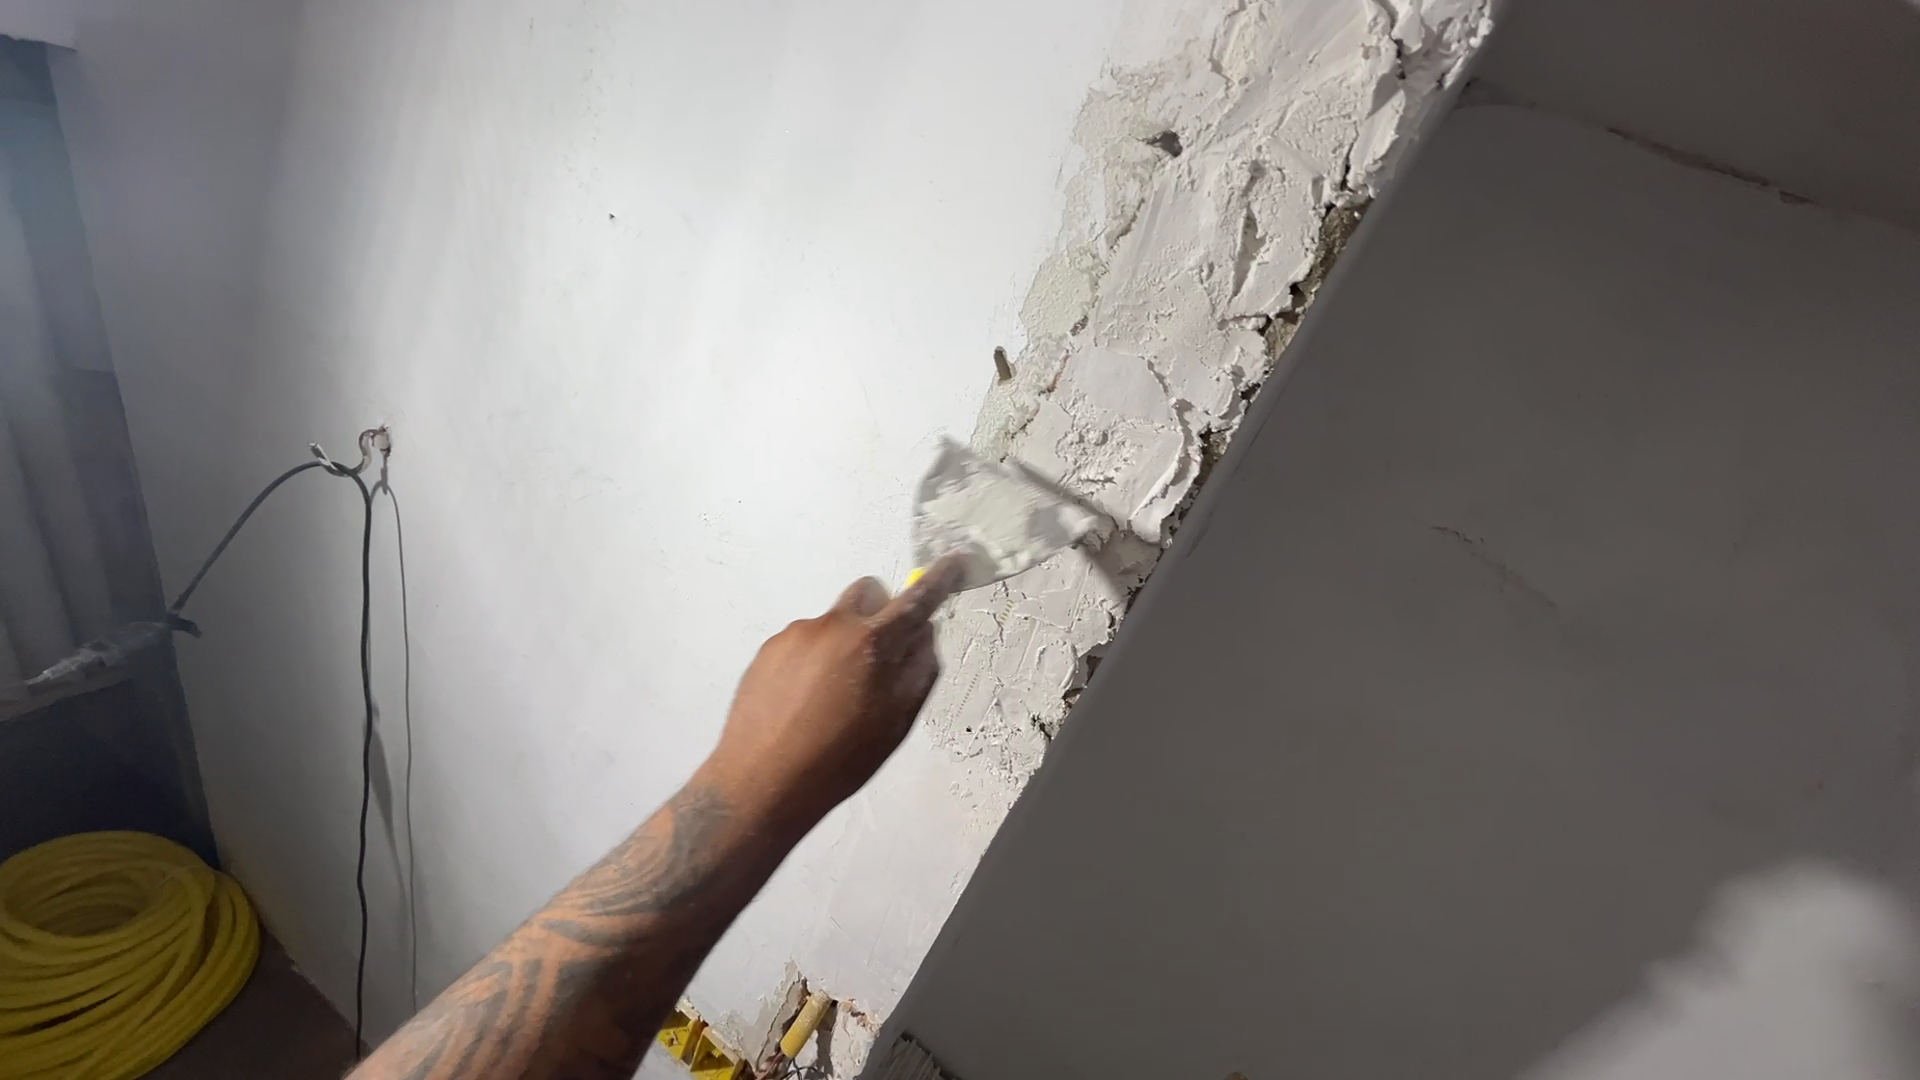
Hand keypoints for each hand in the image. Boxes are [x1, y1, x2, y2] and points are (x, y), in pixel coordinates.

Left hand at [701, 554, 967, 823]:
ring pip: (834, 622)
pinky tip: (803, 702)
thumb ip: (919, 668)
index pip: (918, 598)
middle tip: (876, 658)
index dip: (941, 579)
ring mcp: (796, 633)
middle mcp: (834, 625)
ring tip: (829, 699)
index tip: (955, 561)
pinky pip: (803, 641)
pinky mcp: (769, 648)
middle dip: (880, 612)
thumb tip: (924, 633)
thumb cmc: (840, 759)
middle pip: (868, 593)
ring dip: (843, 644)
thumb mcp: (897, 721)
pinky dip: (813, 660)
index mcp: (873, 642)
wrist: (762, 781)